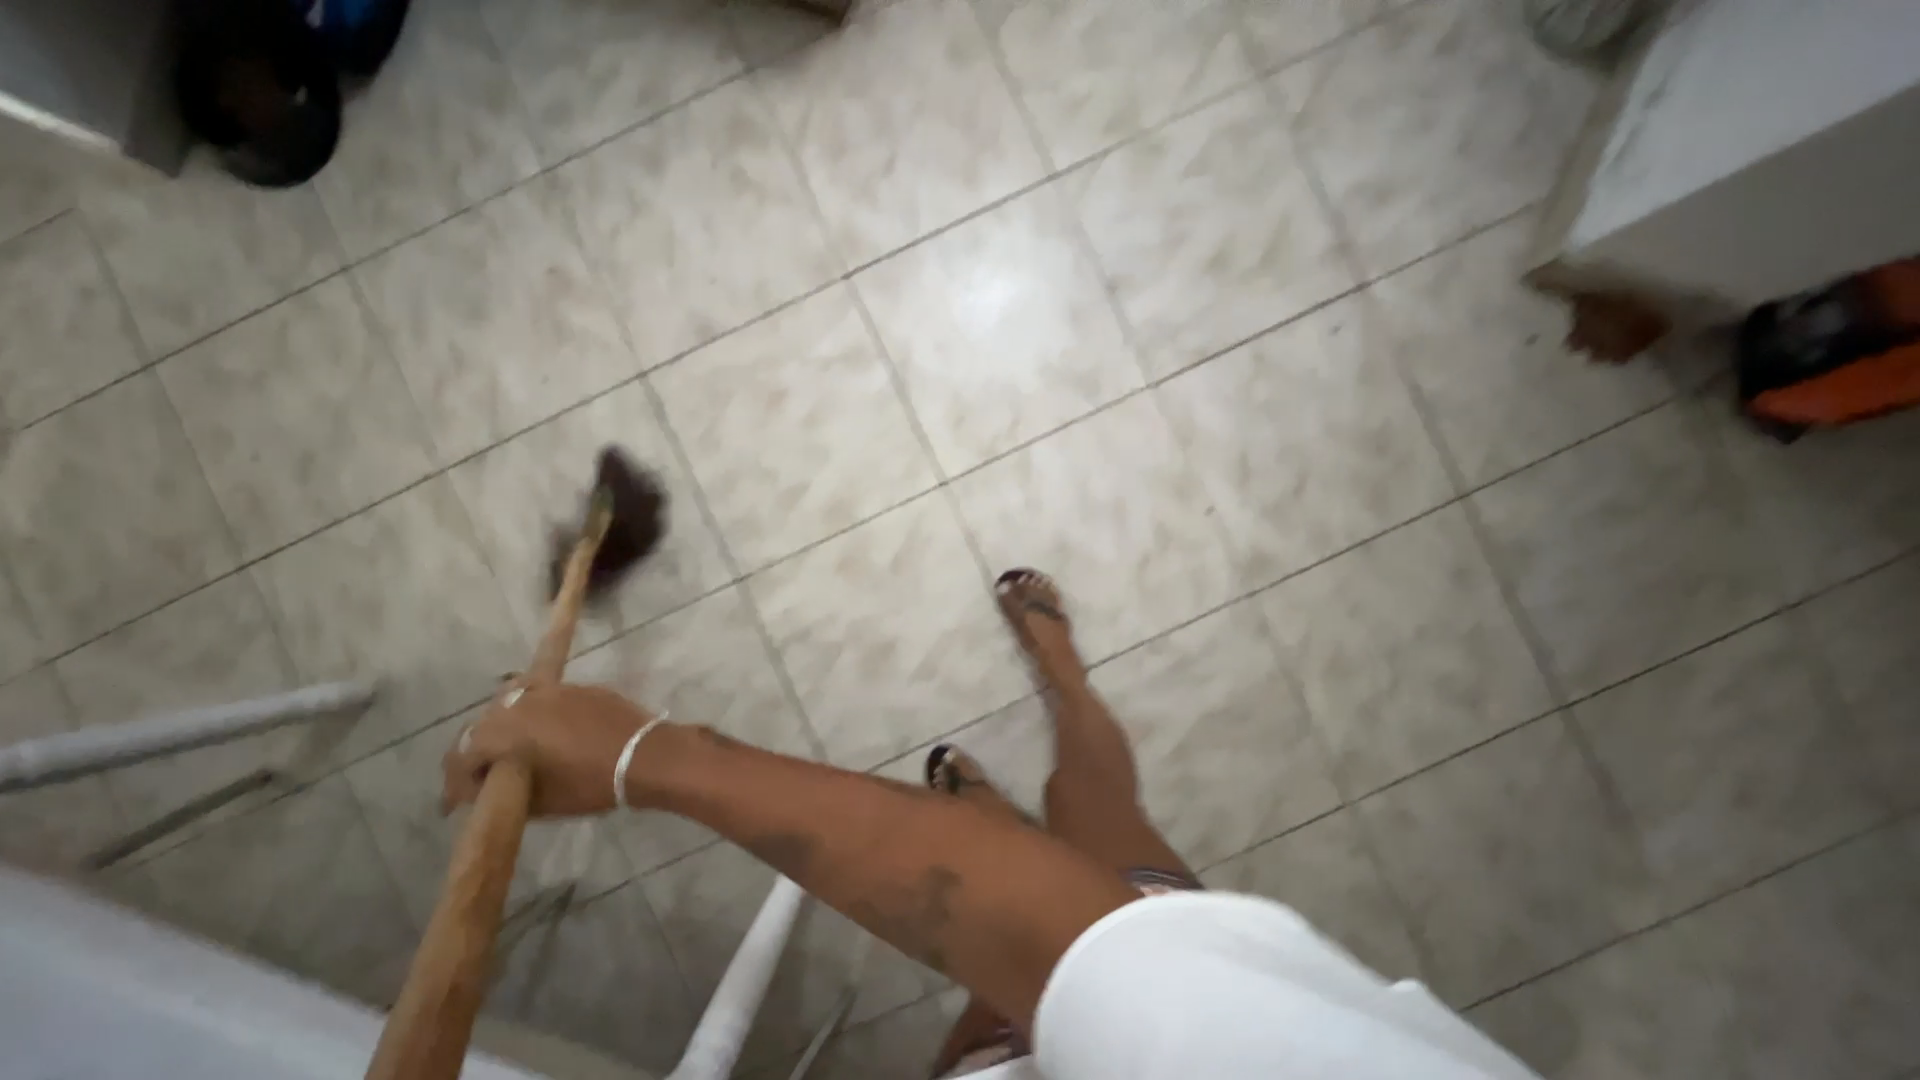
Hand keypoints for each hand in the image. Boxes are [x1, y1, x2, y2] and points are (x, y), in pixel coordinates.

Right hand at [441, 682, 658, 817]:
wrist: (644, 756)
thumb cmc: (589, 784)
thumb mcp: (539, 802)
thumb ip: (502, 793)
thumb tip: (484, 792)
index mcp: (504, 732)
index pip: (462, 754)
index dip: (455, 782)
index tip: (455, 803)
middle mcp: (520, 703)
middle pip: (483, 725)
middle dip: (476, 752)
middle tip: (480, 777)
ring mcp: (550, 689)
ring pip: (509, 701)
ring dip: (502, 725)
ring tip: (507, 749)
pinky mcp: (576, 687)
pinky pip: (541, 694)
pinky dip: (531, 712)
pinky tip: (539, 729)